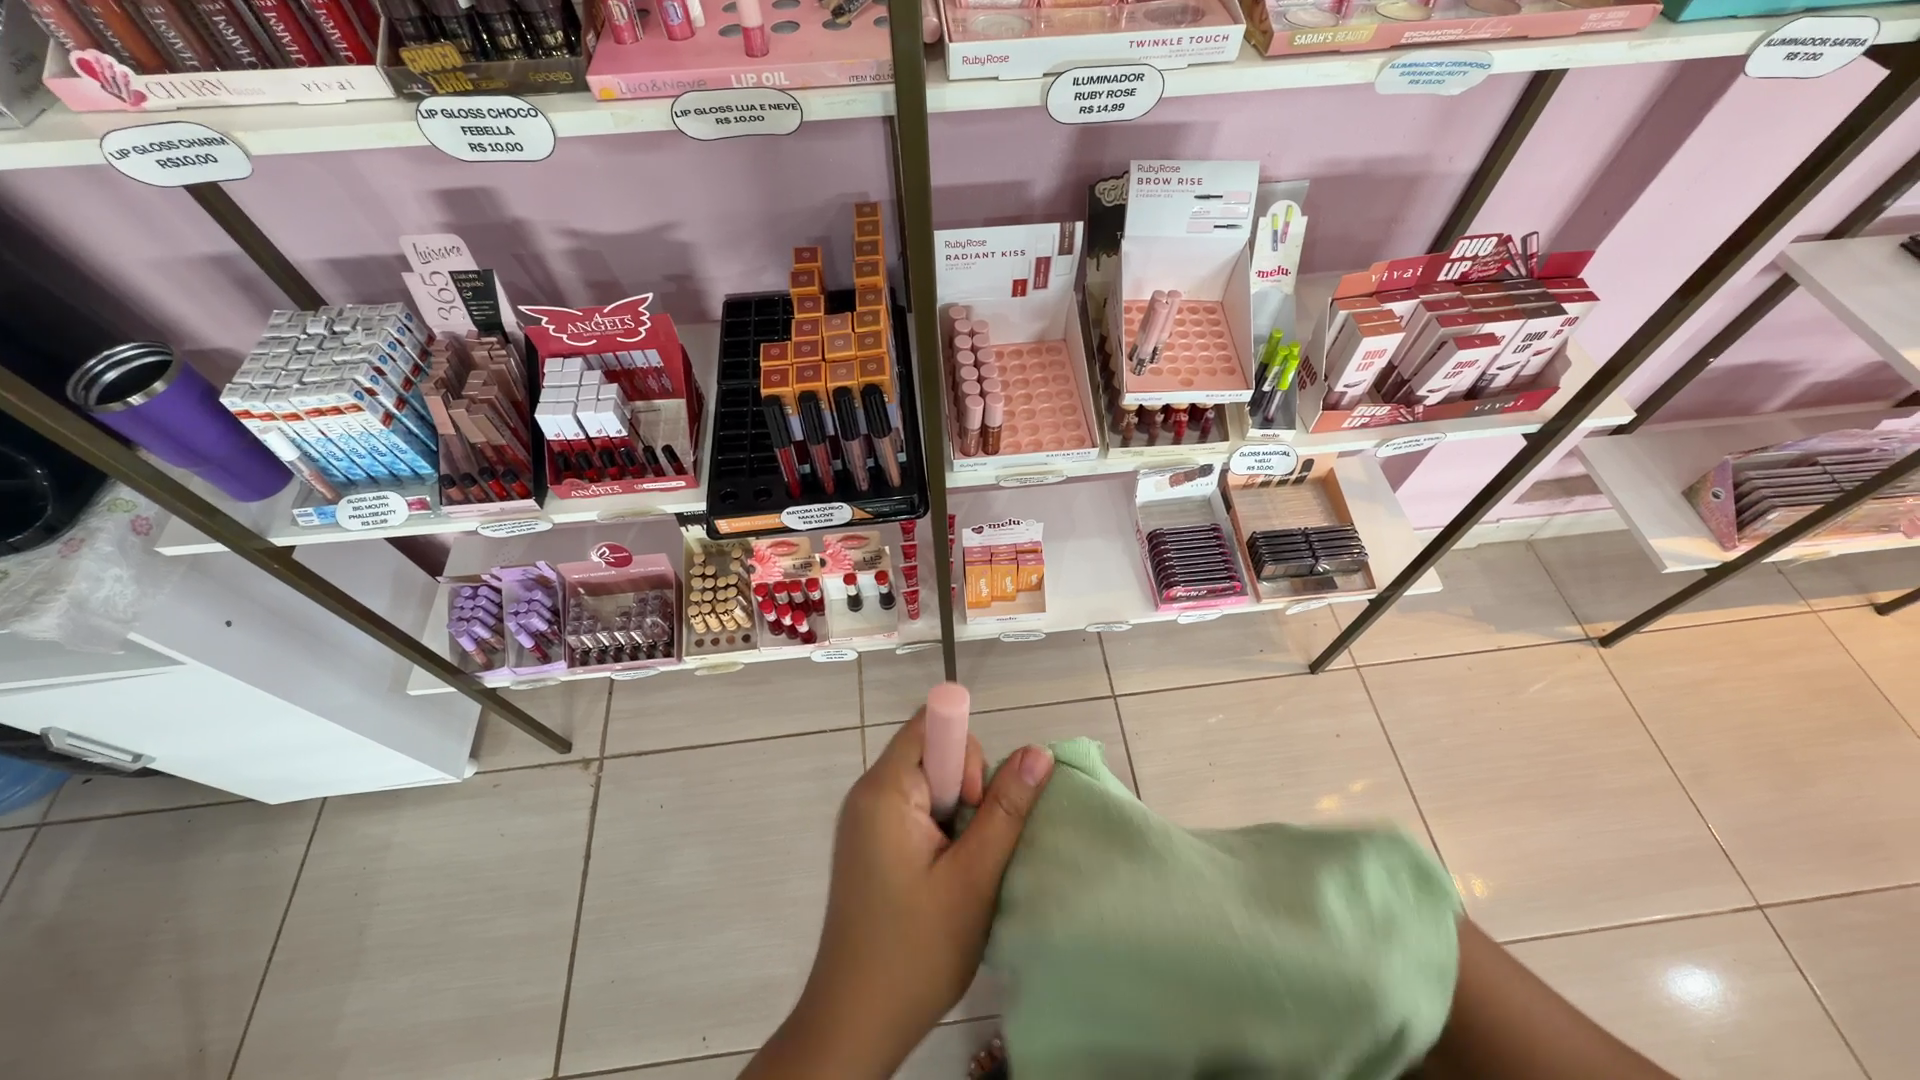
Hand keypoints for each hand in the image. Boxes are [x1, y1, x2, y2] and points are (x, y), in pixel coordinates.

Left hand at [743, 713, 1054, 1078]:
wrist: (857, 1020)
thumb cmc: (917, 949)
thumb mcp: (973, 877)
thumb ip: (1006, 809)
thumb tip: (1038, 751)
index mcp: (883, 790)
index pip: (931, 724)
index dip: (966, 753)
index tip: (974, 807)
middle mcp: (868, 795)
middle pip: (933, 754)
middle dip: (968, 791)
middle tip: (973, 851)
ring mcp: (867, 822)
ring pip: (931, 788)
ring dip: (959, 818)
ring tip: (962, 873)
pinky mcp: (872, 847)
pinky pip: (917, 814)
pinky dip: (943, 835)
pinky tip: (949, 880)